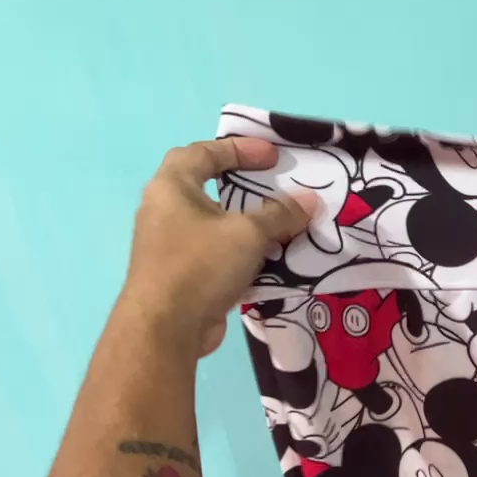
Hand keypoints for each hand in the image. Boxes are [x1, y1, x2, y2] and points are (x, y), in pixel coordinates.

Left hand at [117, 138, 318, 355]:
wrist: (166, 327)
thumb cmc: (200, 265)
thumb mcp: (248, 234)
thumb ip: (281, 215)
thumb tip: (310, 200)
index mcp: (172, 188)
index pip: (203, 153)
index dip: (238, 149)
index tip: (272, 156)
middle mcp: (166, 210)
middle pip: (210, 188)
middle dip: (246, 188)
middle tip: (278, 189)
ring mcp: (172, 244)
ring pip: (218, 225)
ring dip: (250, 225)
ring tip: (283, 227)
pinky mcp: (183, 274)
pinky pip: (220, 254)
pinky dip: (246, 253)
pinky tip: (272, 262)